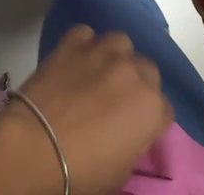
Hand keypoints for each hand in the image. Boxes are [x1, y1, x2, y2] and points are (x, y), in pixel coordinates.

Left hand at [4, 25, 173, 194]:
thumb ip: (134, 140)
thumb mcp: (123, 169)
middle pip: (147, 69)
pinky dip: (84, 44)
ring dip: (116, 56)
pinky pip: (85, 34)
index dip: (150, 119)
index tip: (136, 127)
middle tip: (119, 99)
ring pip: (121, 42)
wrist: (38, 144)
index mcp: (153, 107)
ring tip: (101, 72)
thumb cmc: (84, 168)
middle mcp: (133, 72)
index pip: (165, 109)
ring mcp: (102, 52)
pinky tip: (76, 59)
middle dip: (138, 83)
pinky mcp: (72, 43)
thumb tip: (127, 130)